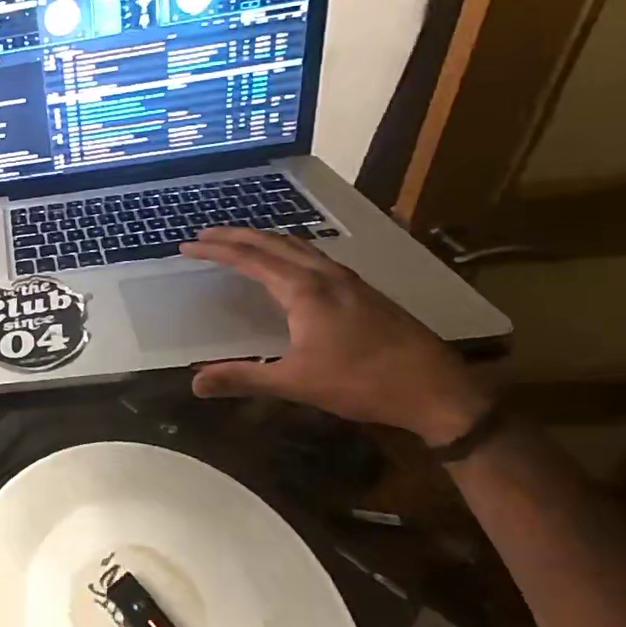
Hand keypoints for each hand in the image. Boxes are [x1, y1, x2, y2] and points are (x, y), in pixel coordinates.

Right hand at [178, 228, 494, 446]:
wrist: (439, 392)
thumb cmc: (362, 383)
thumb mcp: (295, 383)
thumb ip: (242, 378)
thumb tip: (194, 384)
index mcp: (304, 291)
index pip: (249, 259)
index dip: (215, 251)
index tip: (186, 246)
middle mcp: (326, 276)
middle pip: (273, 242)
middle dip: (235, 235)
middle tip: (204, 234)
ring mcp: (349, 281)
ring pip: (298, 246)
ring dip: (263, 239)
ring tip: (239, 242)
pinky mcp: (364, 292)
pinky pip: (315, 257)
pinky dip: (288, 251)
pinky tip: (287, 265)